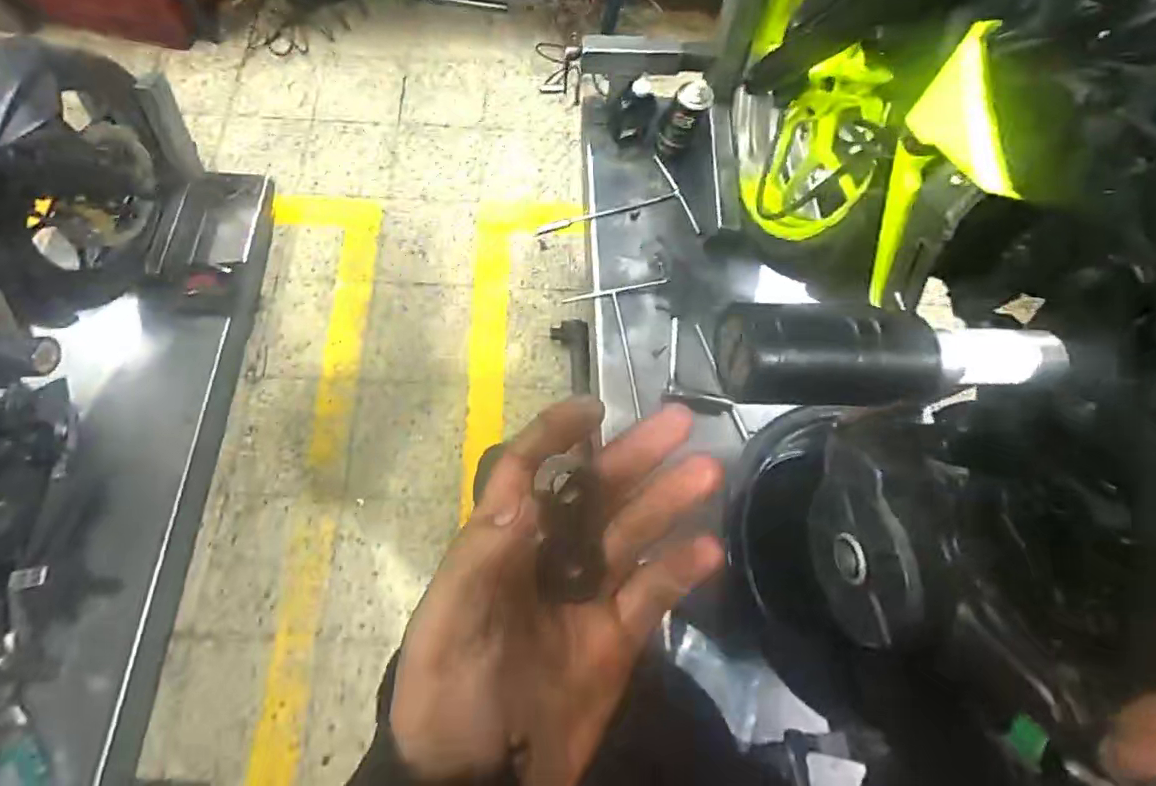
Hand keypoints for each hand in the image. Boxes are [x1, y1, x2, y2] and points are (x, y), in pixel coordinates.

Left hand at [388, 397, 723, 785]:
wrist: (475, 785)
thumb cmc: (447, 692)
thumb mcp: (448, 623)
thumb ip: (480, 555)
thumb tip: (521, 490)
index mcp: (502, 542)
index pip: (528, 471)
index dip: (555, 434)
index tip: (592, 408)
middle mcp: (547, 557)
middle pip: (595, 494)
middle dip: (633, 455)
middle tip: (680, 421)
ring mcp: (586, 597)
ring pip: (631, 534)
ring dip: (668, 500)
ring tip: (708, 468)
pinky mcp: (616, 640)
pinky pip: (652, 596)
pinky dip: (680, 571)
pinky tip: (709, 549)